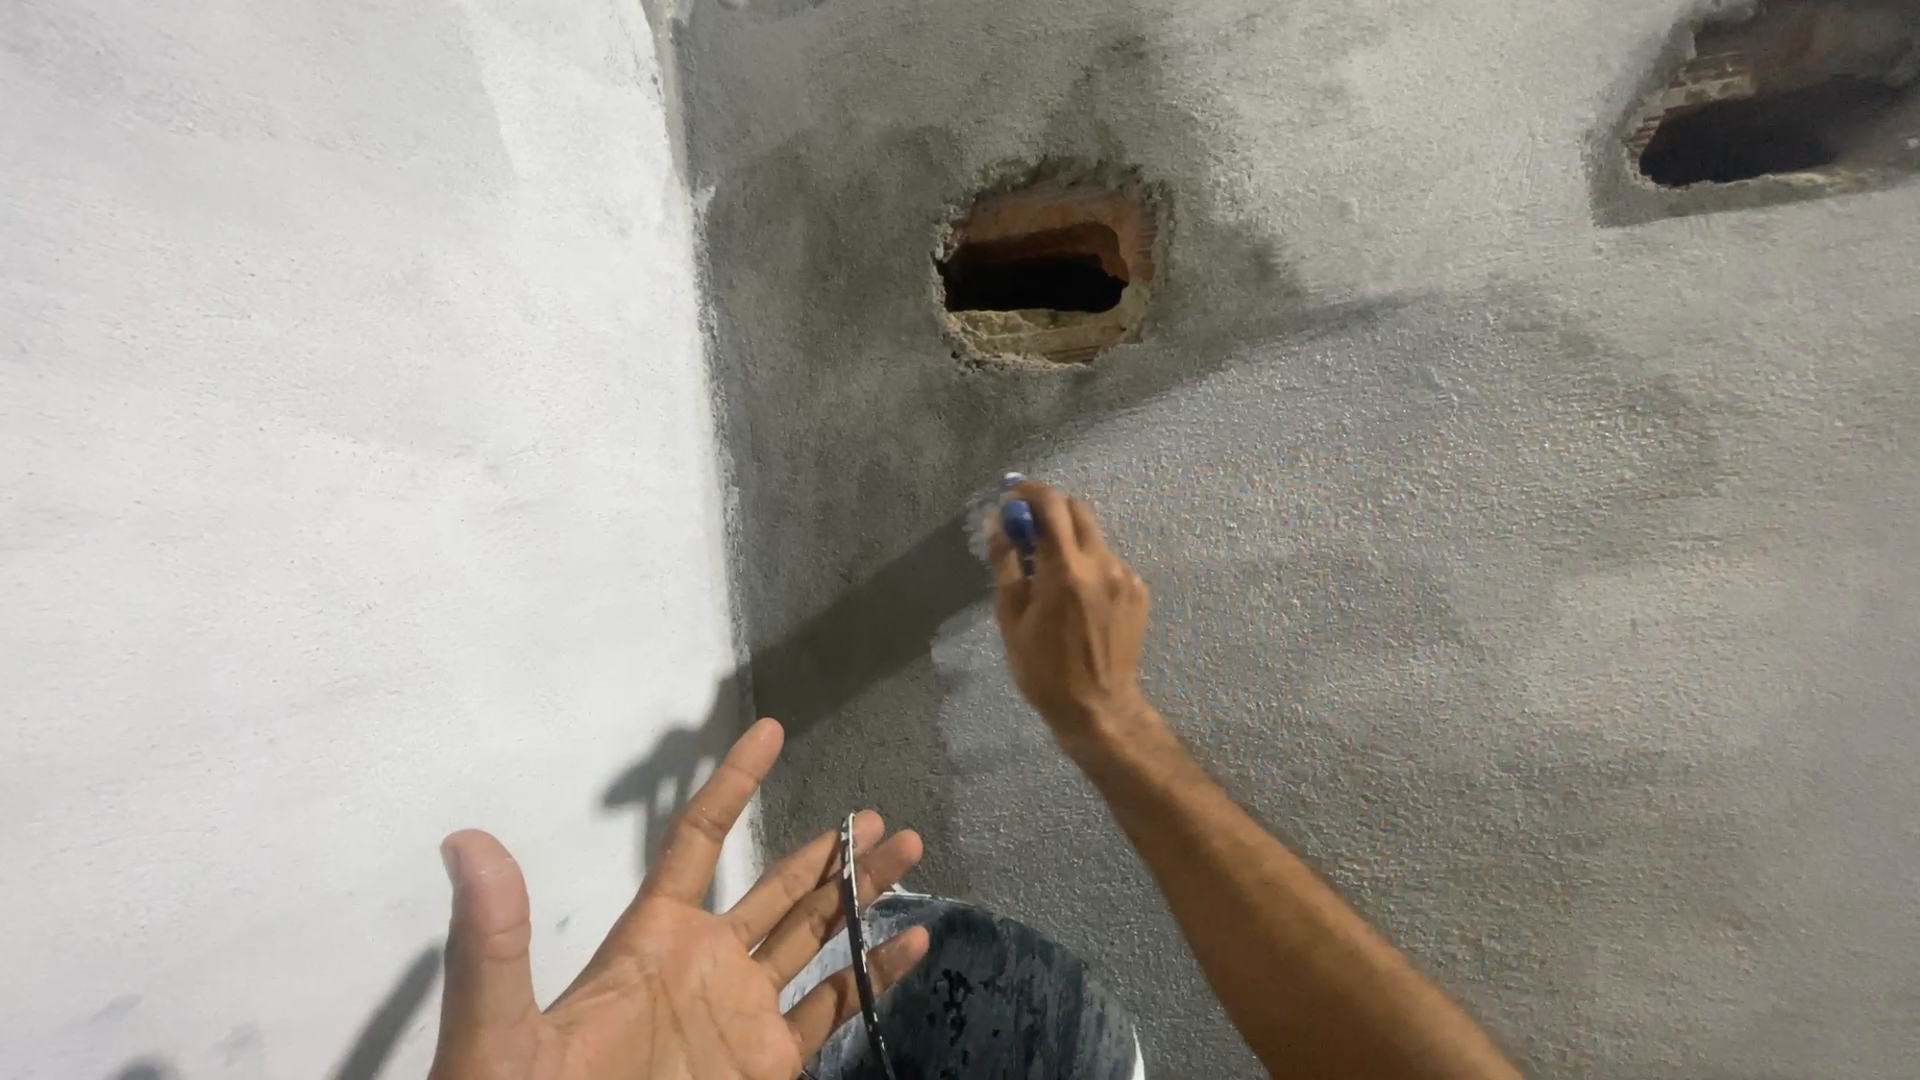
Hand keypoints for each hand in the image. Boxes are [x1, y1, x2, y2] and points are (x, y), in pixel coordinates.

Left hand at [428, 718, 928, 1079]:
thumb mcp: (495, 1033)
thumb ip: (491, 941)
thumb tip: (462, 840)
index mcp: (654, 936)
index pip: (701, 838)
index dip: (734, 782)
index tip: (770, 731)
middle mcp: (710, 961)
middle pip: (782, 886)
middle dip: (830, 849)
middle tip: (875, 817)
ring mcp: (744, 1012)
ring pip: (817, 935)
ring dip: (861, 893)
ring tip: (906, 851)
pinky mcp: (771, 1063)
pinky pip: (836, 1006)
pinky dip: (876, 974)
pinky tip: (913, 943)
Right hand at [988, 480, 1154, 746]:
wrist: (1099, 709)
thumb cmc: (1044, 670)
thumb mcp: (1011, 620)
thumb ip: (1007, 565)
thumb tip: (998, 524)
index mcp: (1065, 572)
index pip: (1050, 506)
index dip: (1028, 493)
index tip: (1012, 498)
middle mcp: (1101, 565)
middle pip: (1078, 509)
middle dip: (1050, 509)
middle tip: (1027, 530)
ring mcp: (1125, 577)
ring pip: (1094, 536)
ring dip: (1068, 539)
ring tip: (1049, 574)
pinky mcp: (1139, 591)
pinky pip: (1108, 562)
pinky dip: (1087, 565)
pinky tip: (1076, 598)